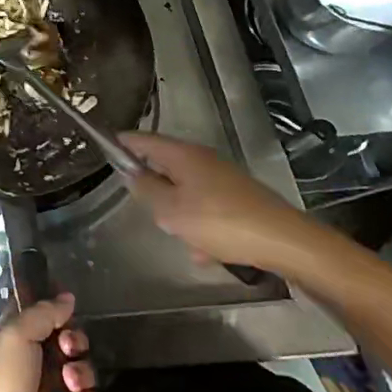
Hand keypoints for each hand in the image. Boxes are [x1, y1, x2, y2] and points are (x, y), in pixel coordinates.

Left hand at [0, 296, 98, 391]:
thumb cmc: (1, 384)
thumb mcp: (14, 336)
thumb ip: (41, 313)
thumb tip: (66, 296)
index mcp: (12, 339)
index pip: (38, 315)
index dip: (54, 309)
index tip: (69, 307)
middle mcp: (31, 362)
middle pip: (66, 341)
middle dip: (74, 342)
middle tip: (69, 348)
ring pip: (80, 371)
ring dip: (82, 374)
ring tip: (72, 384)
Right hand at [120, 131, 324, 270]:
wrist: (284, 241)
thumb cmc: (220, 222)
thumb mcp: (171, 210)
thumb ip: (146, 189)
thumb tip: (132, 172)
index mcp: (183, 155)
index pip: (145, 140)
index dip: (124, 142)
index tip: (107, 146)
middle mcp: (203, 160)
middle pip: (166, 165)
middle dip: (153, 186)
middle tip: (142, 205)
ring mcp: (224, 178)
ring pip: (187, 191)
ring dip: (178, 212)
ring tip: (179, 237)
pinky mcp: (240, 198)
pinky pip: (208, 208)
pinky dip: (200, 225)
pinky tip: (205, 252)